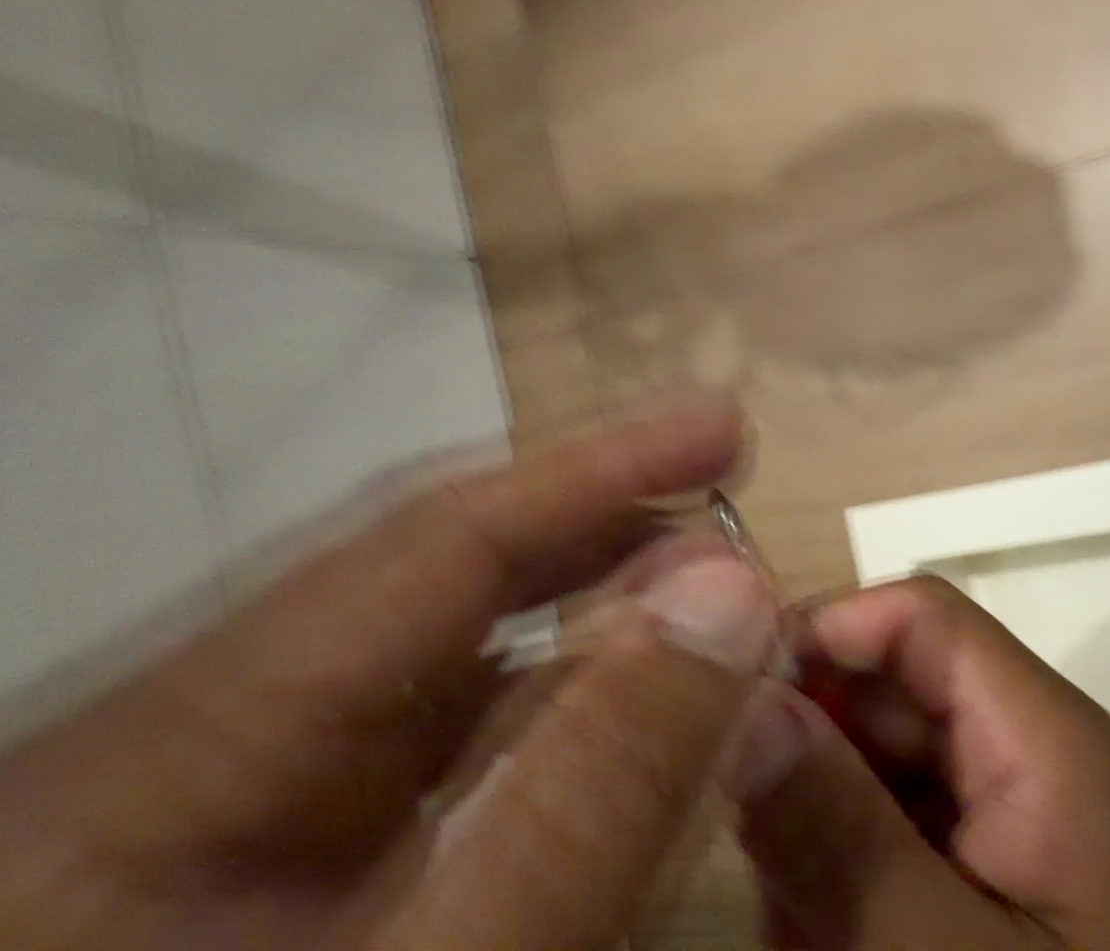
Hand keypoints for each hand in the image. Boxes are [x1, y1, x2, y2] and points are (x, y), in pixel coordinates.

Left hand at [0, 394, 786, 950]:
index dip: (597, 467)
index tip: (723, 425)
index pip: (438, 545)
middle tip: (732, 502)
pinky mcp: (292, 874)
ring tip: (711, 600)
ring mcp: (248, 817)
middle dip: (608, 532)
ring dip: (596, 626)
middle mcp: (213, 755)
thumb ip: (593, 783)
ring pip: (464, 672)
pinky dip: (567, 718)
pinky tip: (640, 722)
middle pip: (449, 591)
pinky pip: (460, 753)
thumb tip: (731, 594)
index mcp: (188, 752)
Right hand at [737, 575, 1109, 950]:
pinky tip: (839, 947)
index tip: (728, 710)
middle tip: (763, 870)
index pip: (918, 616)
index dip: (822, 635)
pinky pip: (908, 837)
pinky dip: (859, 886)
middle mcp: (1030, 750)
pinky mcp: (1008, 869)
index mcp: (1041, 732)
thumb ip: (841, 835)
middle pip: (891, 696)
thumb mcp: (946, 950)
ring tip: (813, 941)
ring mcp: (1017, 813)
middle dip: (811, 768)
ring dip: (825, 845)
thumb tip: (746, 707)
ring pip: (884, 774)